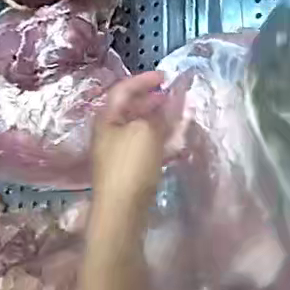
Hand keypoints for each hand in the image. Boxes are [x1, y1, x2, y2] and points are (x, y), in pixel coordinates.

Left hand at [89, 71, 168, 227]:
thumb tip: (174, 96)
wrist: (121, 212)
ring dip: (161, 121)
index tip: (166, 76)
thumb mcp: (147, 133)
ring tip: (181, 118)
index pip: (123, 89)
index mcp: (108, 119)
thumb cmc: (130, 166)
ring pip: (141, 130)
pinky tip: (179, 146)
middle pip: (131, 109)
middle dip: (154, 100)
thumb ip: (162, 112)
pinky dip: (163, 143)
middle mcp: (110, 134)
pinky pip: (147, 149)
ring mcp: (118, 154)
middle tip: (175, 96)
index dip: (143, 79)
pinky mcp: (130, 172)